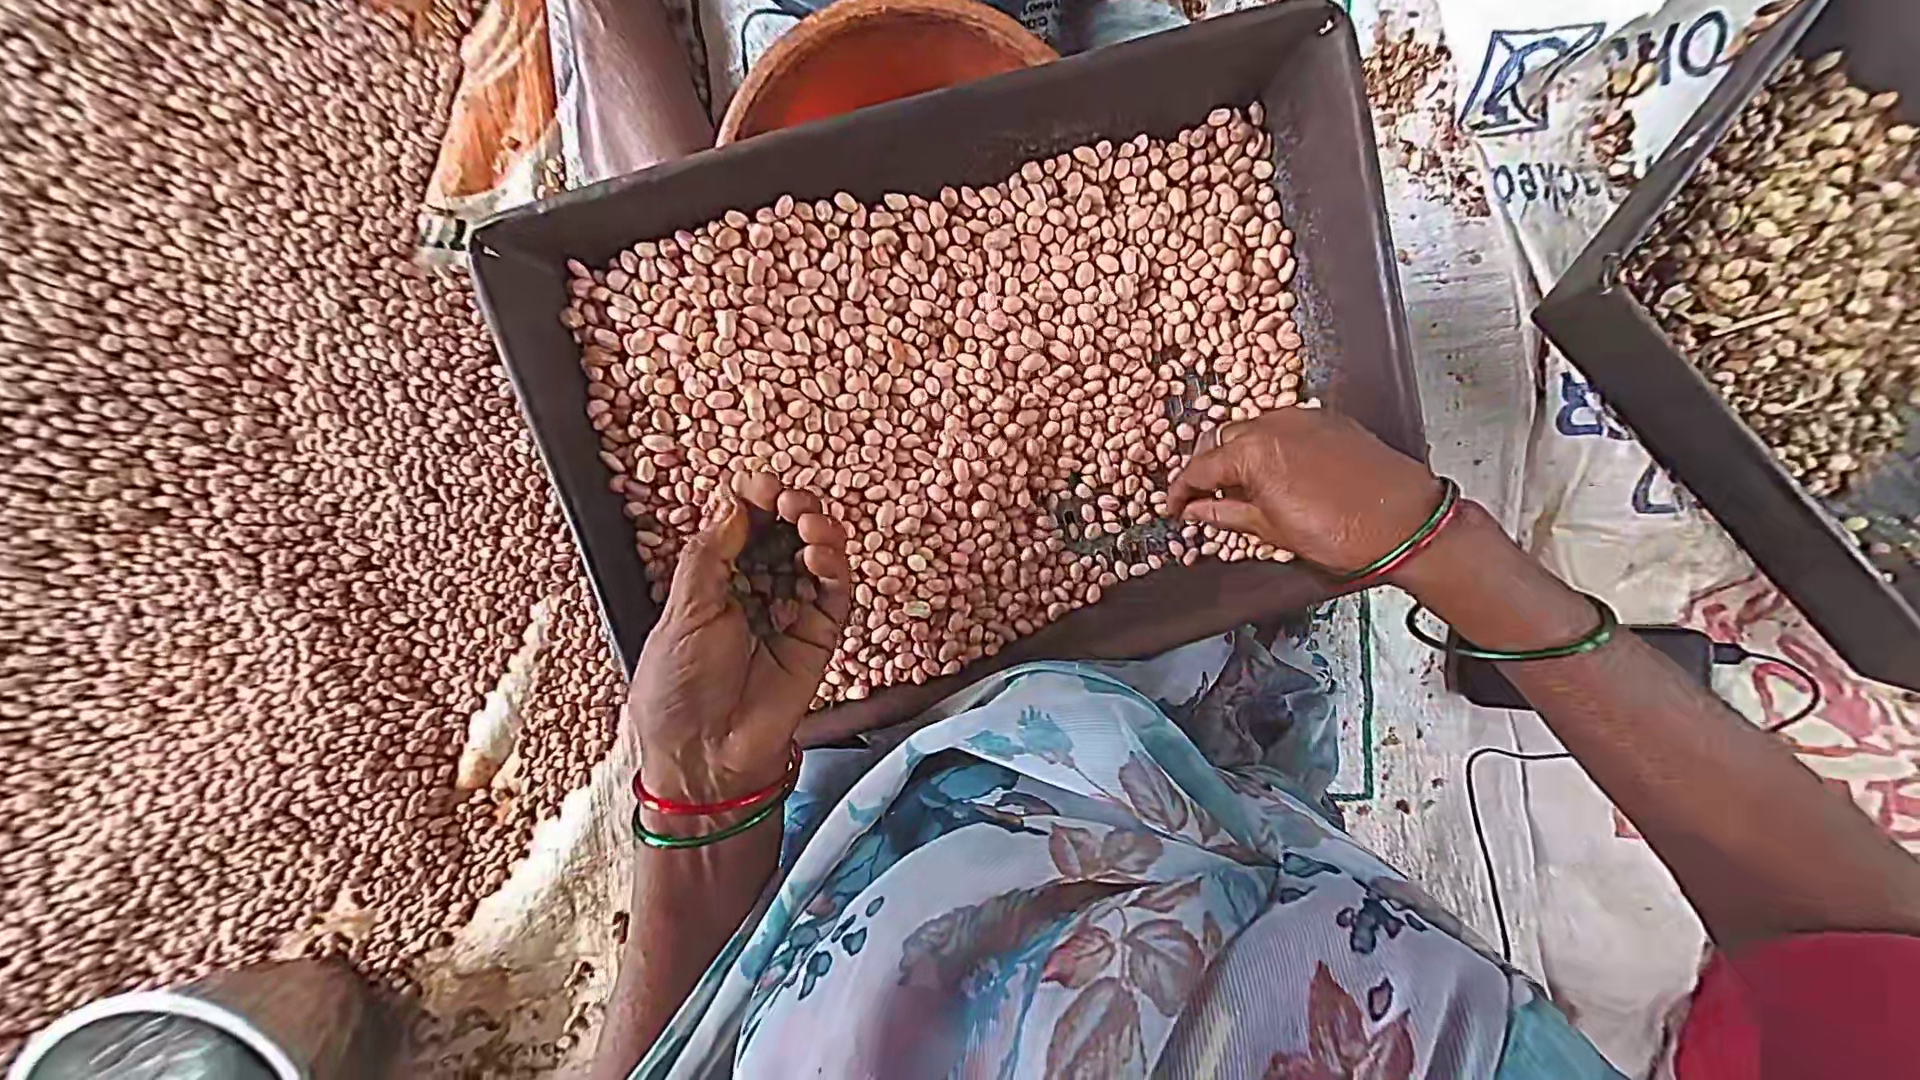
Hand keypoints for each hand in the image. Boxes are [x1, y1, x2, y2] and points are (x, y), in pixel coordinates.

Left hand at [627, 472, 851, 805]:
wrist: (707, 754)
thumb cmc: (681, 686)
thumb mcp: (683, 612)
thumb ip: (710, 555)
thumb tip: (734, 506)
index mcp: (720, 580)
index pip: (746, 526)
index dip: (755, 500)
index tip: (760, 485)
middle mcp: (760, 588)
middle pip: (786, 533)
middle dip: (791, 509)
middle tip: (790, 502)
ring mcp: (793, 609)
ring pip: (817, 555)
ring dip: (817, 530)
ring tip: (808, 522)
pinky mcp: (821, 632)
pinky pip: (835, 591)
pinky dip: (834, 565)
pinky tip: (820, 553)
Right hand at [1165, 408, 1444, 576]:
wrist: (1409, 524)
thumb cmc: (1345, 532)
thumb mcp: (1270, 530)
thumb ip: (1224, 514)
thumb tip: (1196, 512)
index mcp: (1252, 453)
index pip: (1198, 469)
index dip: (1180, 491)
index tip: (1176, 506)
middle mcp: (1274, 426)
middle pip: (1220, 442)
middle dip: (1208, 470)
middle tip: (1206, 499)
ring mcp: (1304, 419)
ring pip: (1251, 430)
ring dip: (1238, 455)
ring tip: (1243, 487)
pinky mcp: (1329, 422)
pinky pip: (1284, 427)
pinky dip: (1269, 446)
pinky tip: (1276, 472)